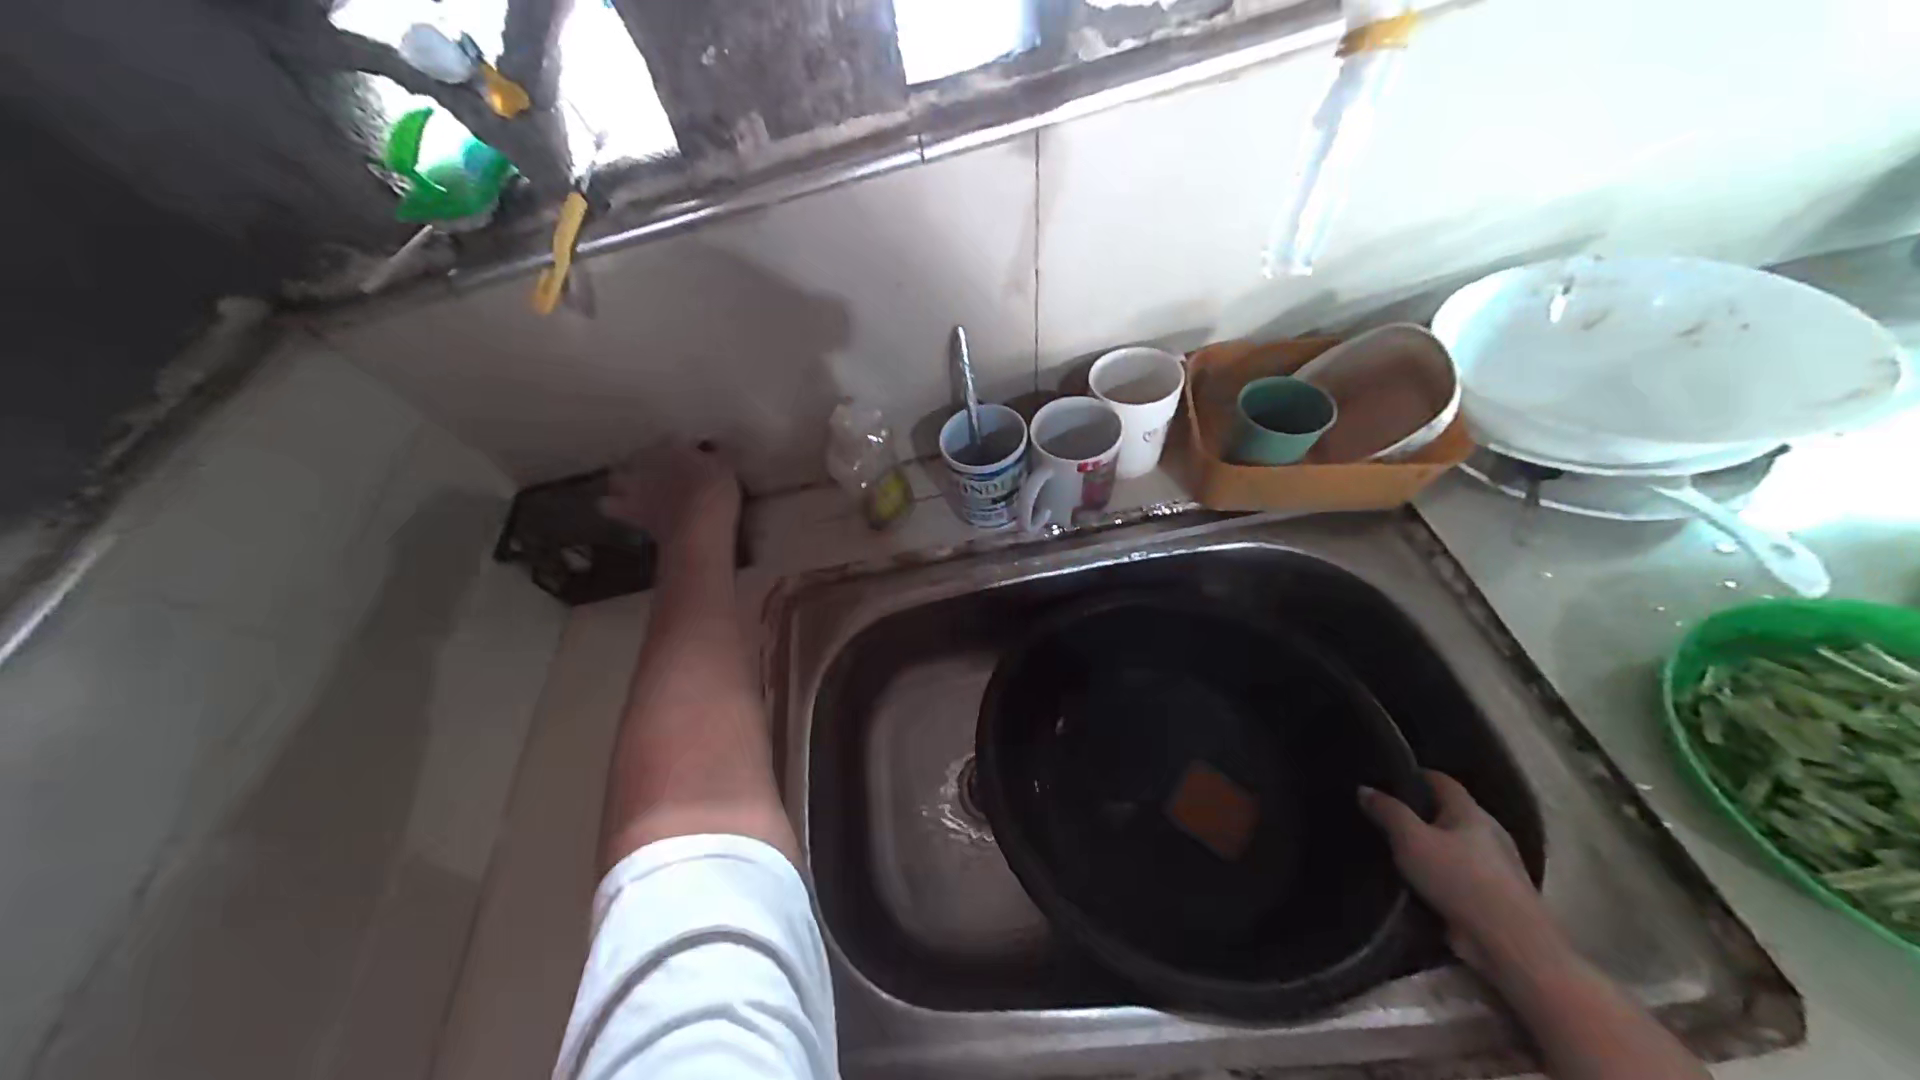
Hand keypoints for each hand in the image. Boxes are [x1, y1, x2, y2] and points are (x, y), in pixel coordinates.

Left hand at [599, 442, 740, 543]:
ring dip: (623, 478)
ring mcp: (636, 486)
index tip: (693, 452)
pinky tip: (619, 507)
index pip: (674, 437)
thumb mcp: (728, 469)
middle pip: (641, 454)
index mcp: (673, 447)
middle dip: (648, 459)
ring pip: (617, 475)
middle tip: (661, 468)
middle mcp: (648, 462)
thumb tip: (723, 443)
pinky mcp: (629, 510)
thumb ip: (723, 454)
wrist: (696, 529)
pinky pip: (608, 505)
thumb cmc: (715, 494)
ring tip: (632, 484)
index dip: (683, 444)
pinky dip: (612, 505)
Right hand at [1359, 770, 1559, 975]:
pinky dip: (1439, 873)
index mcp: (1471, 813)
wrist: (1509, 944)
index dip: (1416, 774)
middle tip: (1385, 813)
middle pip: (1450, 812)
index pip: (1442, 781)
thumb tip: (1364, 789)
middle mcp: (1489, 834)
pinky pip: (1458, 874)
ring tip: (1395, 847)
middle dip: (1421, 811)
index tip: (1388, 776)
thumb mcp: (1411, 839)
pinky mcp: (1493, 899)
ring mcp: (1496, 869)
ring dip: (1430, 845)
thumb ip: (1387, 812)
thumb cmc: (1459, 880)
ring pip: (1455, 845)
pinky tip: (1416, 880)